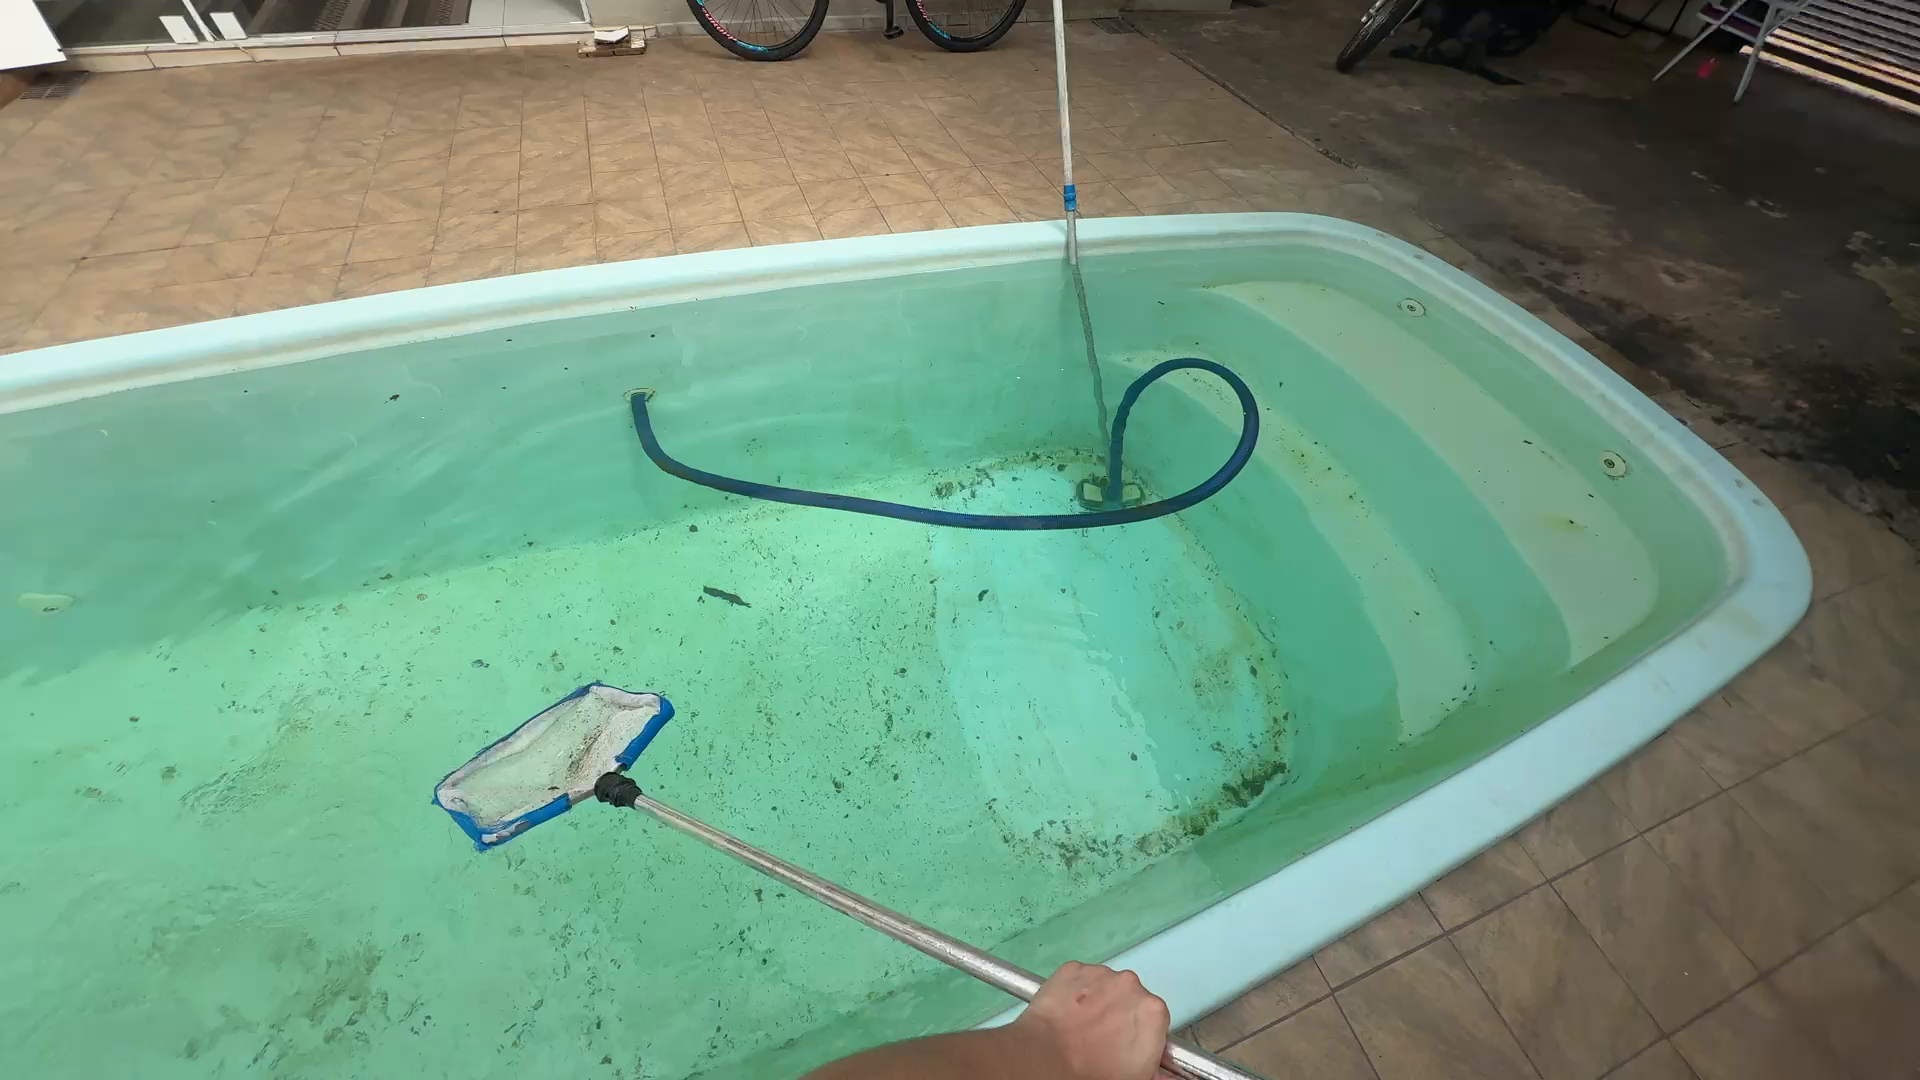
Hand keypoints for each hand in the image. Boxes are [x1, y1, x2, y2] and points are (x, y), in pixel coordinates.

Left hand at [1012, 961, 1171, 1079]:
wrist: (1051, 1061)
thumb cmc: (1095, 1073)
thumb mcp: (1139, 1077)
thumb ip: (1156, 1066)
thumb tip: (1162, 1073)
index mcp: (1152, 1011)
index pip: (1154, 1017)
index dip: (1140, 1032)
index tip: (1130, 1044)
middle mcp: (1129, 984)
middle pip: (1129, 996)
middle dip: (1119, 1012)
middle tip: (1104, 1038)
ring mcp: (1098, 973)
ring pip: (1103, 984)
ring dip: (1097, 1000)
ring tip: (1082, 1027)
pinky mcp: (1072, 968)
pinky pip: (1078, 978)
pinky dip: (1074, 991)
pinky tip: (1068, 1013)